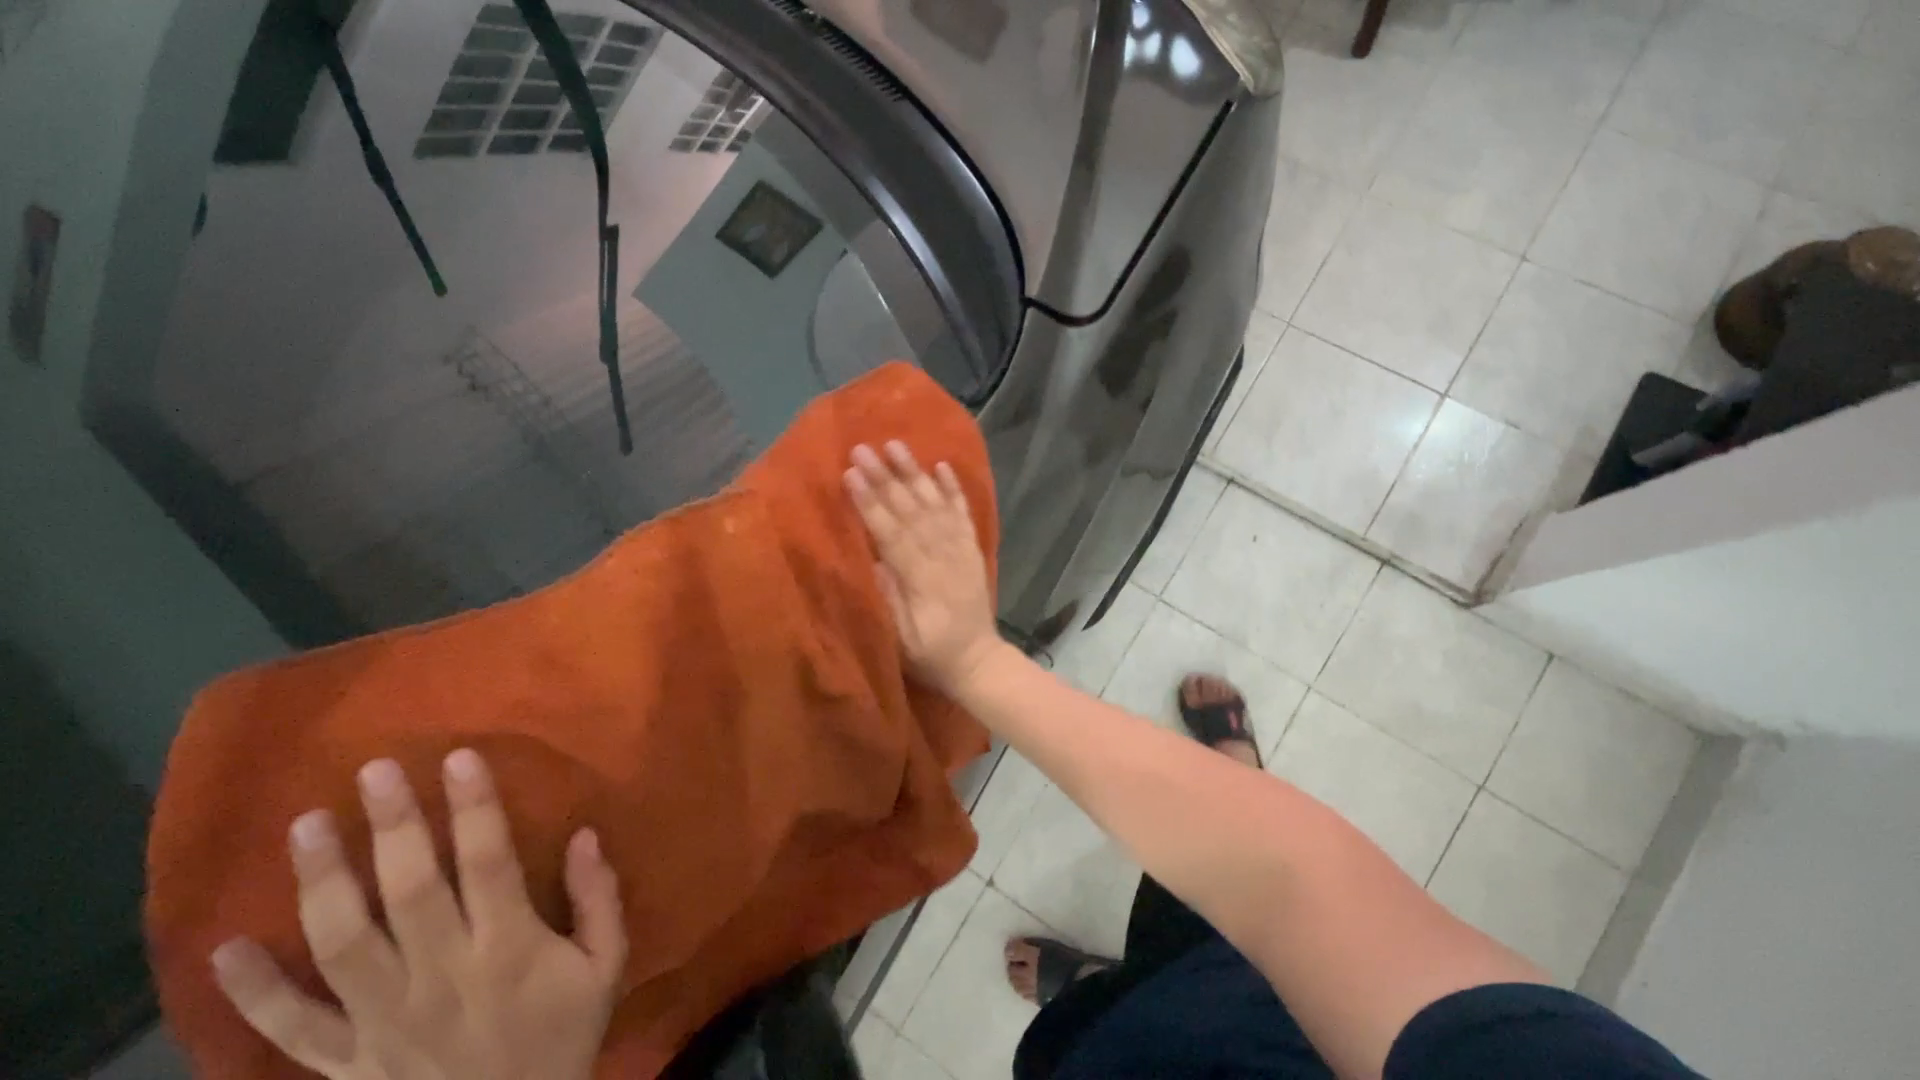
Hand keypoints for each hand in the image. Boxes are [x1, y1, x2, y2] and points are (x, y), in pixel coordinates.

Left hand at [211, 749, 626, 1079]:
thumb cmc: (562, 1039)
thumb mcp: (605, 970)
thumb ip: (599, 901)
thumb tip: (584, 834)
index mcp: (508, 949)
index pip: (488, 863)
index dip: (474, 808)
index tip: (458, 757)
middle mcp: (442, 974)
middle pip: (410, 890)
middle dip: (393, 826)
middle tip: (373, 771)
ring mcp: (386, 1018)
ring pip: (344, 943)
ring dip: (322, 882)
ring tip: (307, 824)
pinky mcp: (346, 1060)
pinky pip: (292, 1028)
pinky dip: (254, 994)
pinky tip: (226, 947)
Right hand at [844, 441, 1005, 695]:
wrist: (979, 662)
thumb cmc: (930, 655)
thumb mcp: (901, 639)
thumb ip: (888, 599)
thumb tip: (872, 558)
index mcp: (921, 581)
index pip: (892, 534)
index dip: (871, 503)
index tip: (851, 474)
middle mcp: (943, 558)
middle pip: (912, 511)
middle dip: (886, 478)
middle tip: (863, 447)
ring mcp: (961, 551)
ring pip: (936, 505)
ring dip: (916, 474)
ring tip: (896, 445)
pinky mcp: (972, 551)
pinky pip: (963, 514)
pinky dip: (954, 489)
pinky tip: (941, 466)